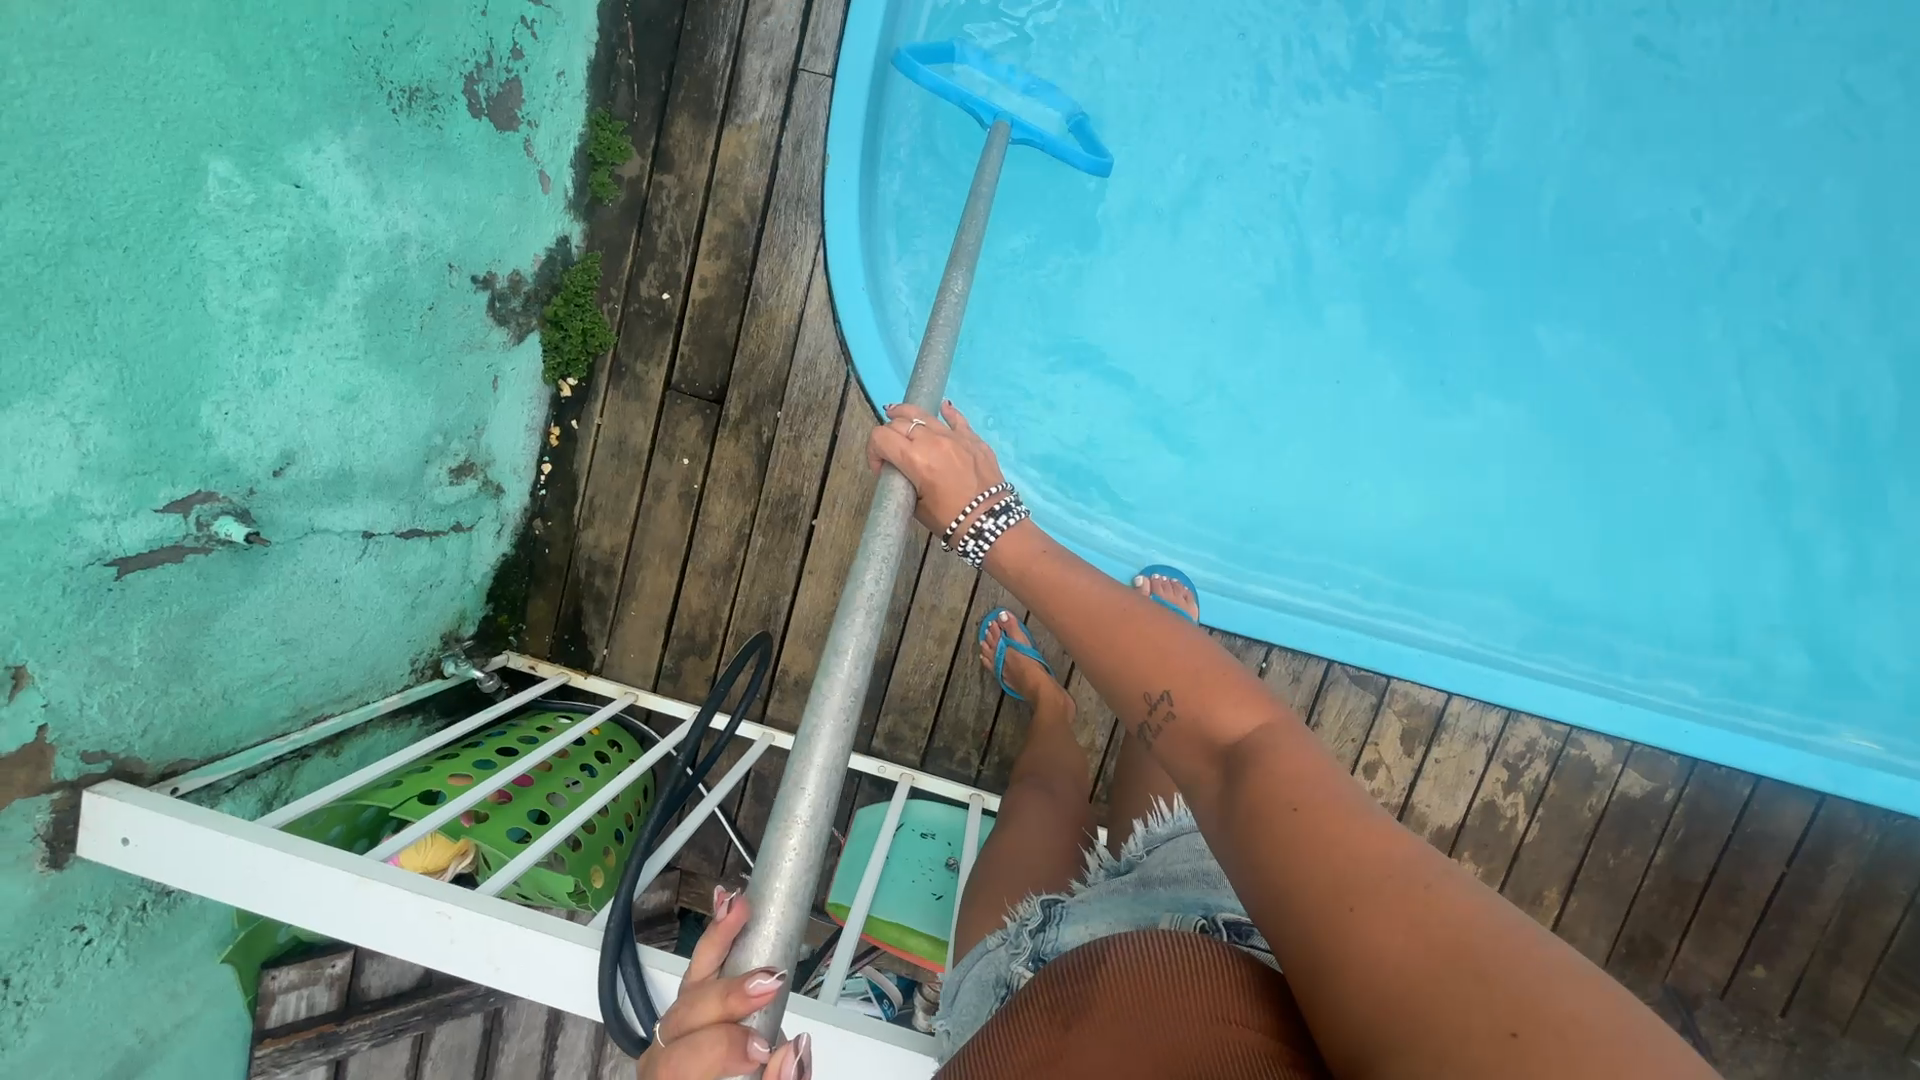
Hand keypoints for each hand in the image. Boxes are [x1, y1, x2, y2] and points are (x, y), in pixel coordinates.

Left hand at [638, 887, 811, 1079]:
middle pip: (682, 1019)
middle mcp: (663, 1057)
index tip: (763, 1047)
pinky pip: (702, 969)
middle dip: (726, 996)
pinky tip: (728, 902)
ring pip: (689, 983)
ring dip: (717, 942)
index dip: (720, 1049)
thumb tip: (794, 1050)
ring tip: (739, 908)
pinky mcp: (694, 1007)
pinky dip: (718, 936)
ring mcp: (676, 1029)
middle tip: (770, 982)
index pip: (679, 1064)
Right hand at [867, 401, 1006, 534]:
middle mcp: (932, 441)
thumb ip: (903, 482)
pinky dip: (946, 412)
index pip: (881, 437)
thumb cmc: (951, 520)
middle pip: (899, 423)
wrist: (990, 521)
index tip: (879, 467)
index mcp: (915, 459)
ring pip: (924, 414)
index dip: (873, 450)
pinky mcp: (973, 438)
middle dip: (888, 434)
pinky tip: (943, 408)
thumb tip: (900, 469)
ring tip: (896, 413)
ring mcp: (954, 436)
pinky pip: (956, 418)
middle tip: (891, 450)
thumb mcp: (916, 506)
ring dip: (906, 413)